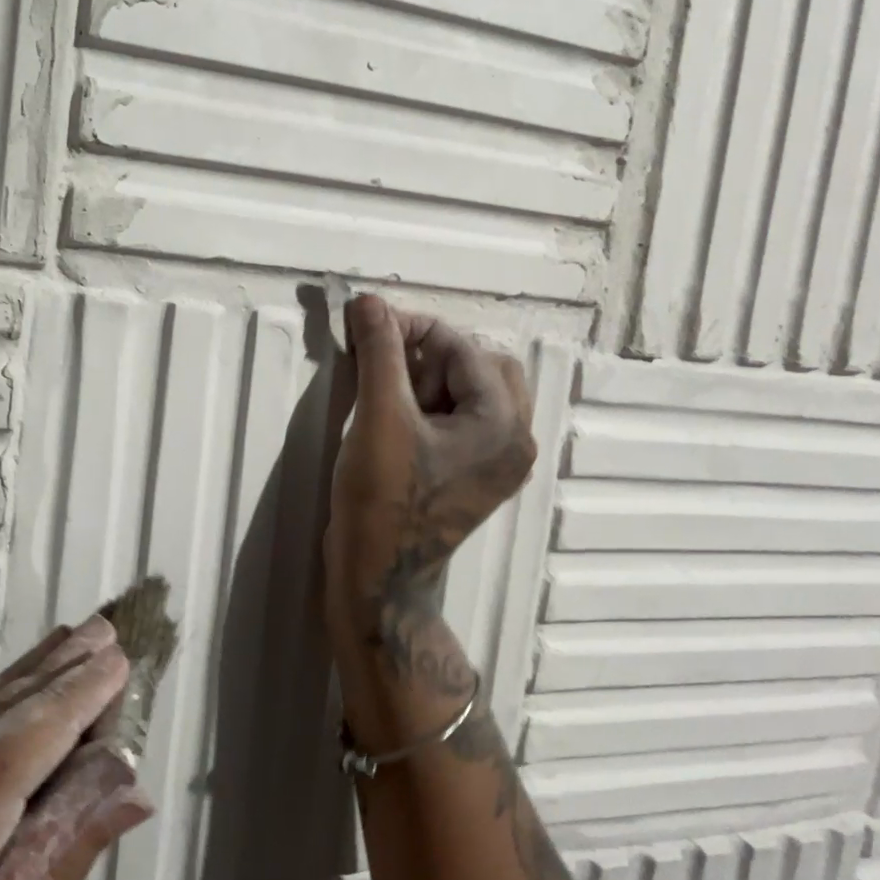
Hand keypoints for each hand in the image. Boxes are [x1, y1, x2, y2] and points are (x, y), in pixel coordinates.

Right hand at [324, 295, 535, 647]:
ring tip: (387, 400)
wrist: (378, 578)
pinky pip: (462, 421)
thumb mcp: (379, 418)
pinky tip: (395, 421)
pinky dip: (431, 407)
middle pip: (478, 365)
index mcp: (504, 423)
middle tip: (383, 373)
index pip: (462, 347)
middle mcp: (515, 440)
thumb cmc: (382, 499)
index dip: (410, 329)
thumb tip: (369, 301)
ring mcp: (497, 463)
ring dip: (428, 380)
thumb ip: (380, 353)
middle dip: (427, 357)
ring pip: (470, 392)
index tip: (363, 325)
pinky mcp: (474, 477)